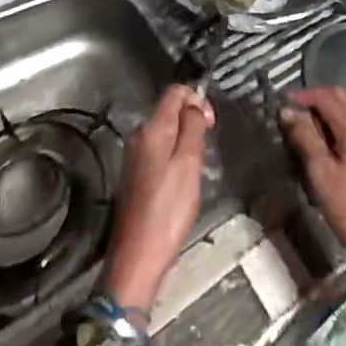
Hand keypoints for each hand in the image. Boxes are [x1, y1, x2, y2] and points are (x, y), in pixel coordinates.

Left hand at [104, 84, 215, 311]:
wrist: (138, 254)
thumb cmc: (168, 208)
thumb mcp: (189, 164)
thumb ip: (192, 127)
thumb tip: (194, 101)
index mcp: (152, 128)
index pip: (173, 92)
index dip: (196, 97)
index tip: (211, 122)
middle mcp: (139, 134)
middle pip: (168, 110)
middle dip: (191, 119)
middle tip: (206, 148)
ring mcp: (134, 154)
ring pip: (164, 130)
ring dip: (184, 139)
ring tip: (196, 167)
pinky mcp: (134, 172)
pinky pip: (158, 149)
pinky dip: (173, 154)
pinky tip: (181, 179)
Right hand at [279, 87, 345, 267]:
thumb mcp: (321, 172)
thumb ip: (304, 136)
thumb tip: (287, 110)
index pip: (326, 96)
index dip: (302, 95)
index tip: (280, 103)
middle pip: (339, 98)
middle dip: (313, 99)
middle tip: (291, 112)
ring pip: (344, 112)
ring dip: (322, 113)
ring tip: (299, 129)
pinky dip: (331, 127)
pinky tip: (317, 146)